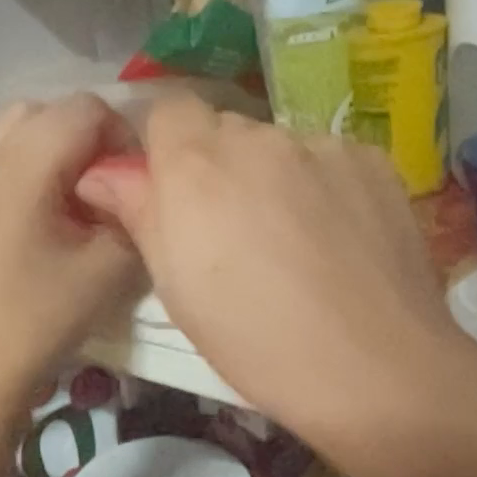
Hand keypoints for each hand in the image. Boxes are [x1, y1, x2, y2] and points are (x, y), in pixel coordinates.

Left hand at [0, 96, 142, 398]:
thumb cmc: (48, 314)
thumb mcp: (113, 267)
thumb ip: (136, 211)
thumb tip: (141, 183)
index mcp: (27, 166)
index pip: (87, 110)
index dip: (120, 136)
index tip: (131, 182)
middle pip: (54, 109)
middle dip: (90, 137)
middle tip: (108, 187)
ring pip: (19, 119)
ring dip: (53, 138)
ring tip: (71, 184)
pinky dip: (13, 146)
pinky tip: (29, 182)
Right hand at [75, 94, 476, 467]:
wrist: (372, 366)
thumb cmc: (253, 340)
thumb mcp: (175, 288)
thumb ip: (138, 212)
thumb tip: (102, 171)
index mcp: (196, 164)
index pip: (168, 110)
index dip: (164, 147)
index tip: (172, 193)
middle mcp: (258, 138)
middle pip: (225, 130)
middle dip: (219, 167)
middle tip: (233, 232)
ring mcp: (322, 146)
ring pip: (280, 147)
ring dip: (274, 178)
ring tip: (296, 244)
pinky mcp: (373, 161)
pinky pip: (330, 160)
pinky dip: (324, 188)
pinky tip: (340, 241)